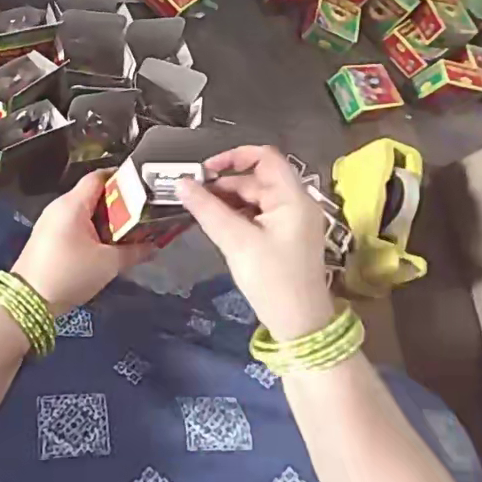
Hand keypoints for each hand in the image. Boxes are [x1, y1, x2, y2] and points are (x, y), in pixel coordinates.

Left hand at [12, 170, 151, 313]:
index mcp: (73, 204)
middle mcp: (60, 207)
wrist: (29, 301)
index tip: (142, 187)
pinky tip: (106, 244)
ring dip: (106, 218)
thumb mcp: (108, 264)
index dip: (121, 178)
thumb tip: (154, 245)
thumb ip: (134, 251)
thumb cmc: (70, 274)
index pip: (99, 176)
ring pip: (84, 211)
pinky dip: (92, 229)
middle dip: (118, 202)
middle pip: (93, 194)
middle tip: (142, 213)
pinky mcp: (47, 237)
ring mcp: (51, 222)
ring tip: (128, 230)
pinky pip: (74, 224)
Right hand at [176, 145, 337, 339]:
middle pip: (257, 179)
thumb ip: (208, 209)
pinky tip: (220, 227)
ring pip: (256, 198)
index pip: (265, 157)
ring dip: (229, 201)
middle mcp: (296, 203)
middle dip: (225, 185)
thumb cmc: (272, 279)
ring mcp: (293, 220)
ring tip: (203, 214)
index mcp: (292, 197)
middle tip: (195, 198)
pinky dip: (239, 215)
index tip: (205, 170)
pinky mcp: (286, 236)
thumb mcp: (236, 242)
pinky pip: (259, 215)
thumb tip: (181, 183)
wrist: (300, 324)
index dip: (234, 157)